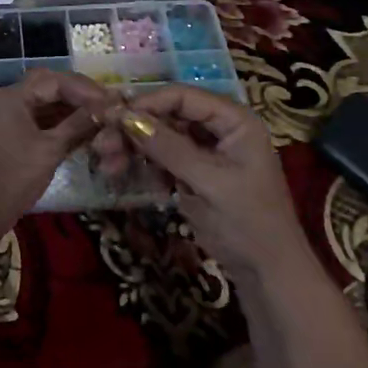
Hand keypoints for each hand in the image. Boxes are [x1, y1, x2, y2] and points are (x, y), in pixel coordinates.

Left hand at [0, 69, 110, 225]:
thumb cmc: (15, 176)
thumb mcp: (50, 148)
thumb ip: (79, 124)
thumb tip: (109, 106)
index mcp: (12, 97)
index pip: (54, 81)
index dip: (86, 89)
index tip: (113, 101)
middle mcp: (10, 100)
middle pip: (50, 87)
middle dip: (80, 95)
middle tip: (108, 106)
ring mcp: (11, 117)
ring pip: (47, 104)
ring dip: (73, 109)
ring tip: (103, 117)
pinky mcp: (15, 134)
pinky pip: (42, 120)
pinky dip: (63, 123)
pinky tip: (87, 130)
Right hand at [109, 86, 312, 278]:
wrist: (265, 270)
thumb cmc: (247, 222)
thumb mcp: (208, 182)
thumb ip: (168, 148)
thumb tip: (126, 117)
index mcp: (235, 121)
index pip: (183, 96)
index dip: (147, 103)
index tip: (113, 118)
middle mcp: (218, 129)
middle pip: (166, 115)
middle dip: (133, 128)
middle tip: (102, 146)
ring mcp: (203, 151)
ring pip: (158, 136)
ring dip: (131, 147)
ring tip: (108, 165)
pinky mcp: (190, 172)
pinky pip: (159, 157)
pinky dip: (140, 165)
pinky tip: (121, 175)